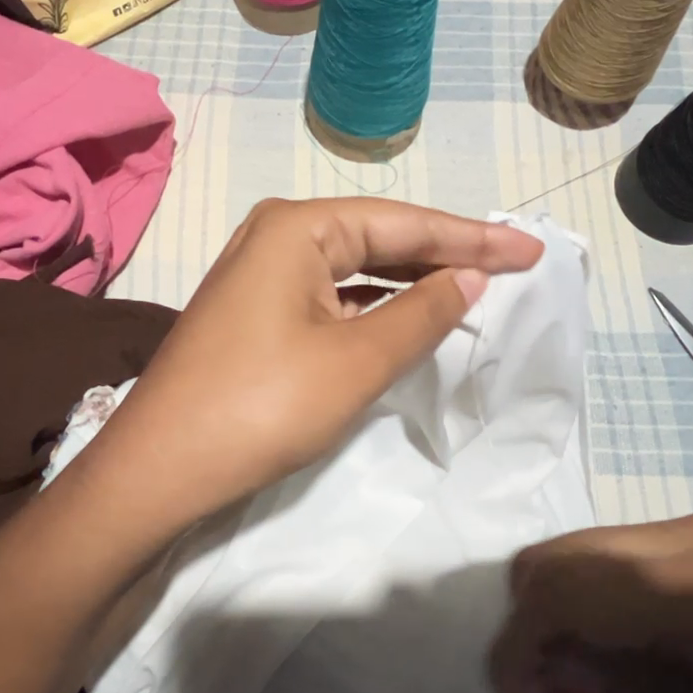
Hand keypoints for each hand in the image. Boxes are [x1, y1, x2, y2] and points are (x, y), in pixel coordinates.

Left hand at [68, 197, 542, 529]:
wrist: (161, 469)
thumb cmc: (262, 406)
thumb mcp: (356, 361)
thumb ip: (421, 314)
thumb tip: (469, 279)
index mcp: (298, 227)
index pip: (405, 223)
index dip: (473, 238)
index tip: (531, 249)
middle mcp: (276, 237)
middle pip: (379, 238)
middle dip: (445, 254)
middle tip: (513, 265)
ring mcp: (260, 276)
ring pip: (354, 270)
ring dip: (411, 282)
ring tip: (474, 288)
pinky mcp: (255, 315)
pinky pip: (330, 299)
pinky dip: (374, 308)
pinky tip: (409, 319)